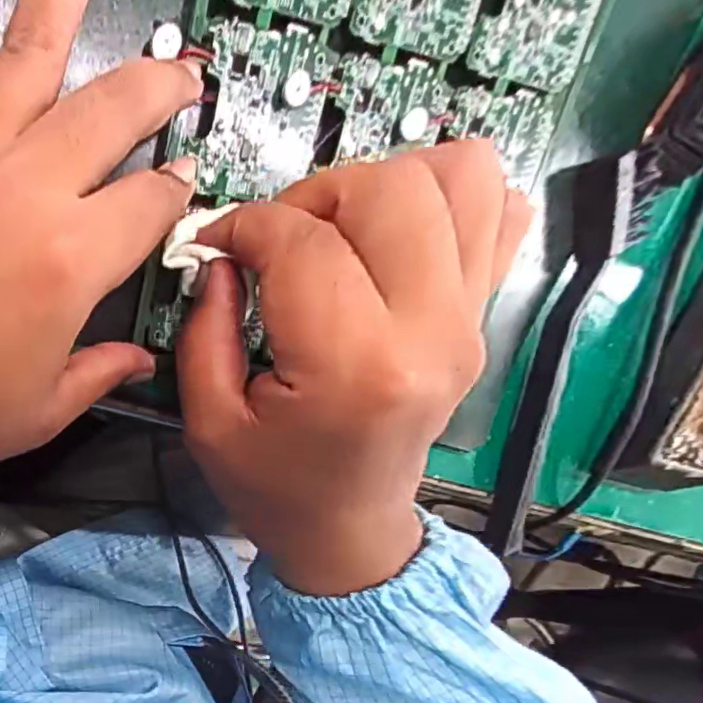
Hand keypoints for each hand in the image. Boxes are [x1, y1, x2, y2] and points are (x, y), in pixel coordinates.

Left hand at [0, 0, 203, 509]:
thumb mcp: (41, 412)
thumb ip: (98, 371)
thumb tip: (134, 358)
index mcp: (69, 262)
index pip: (154, 201)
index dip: (178, 204)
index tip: (179, 209)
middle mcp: (23, 197)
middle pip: (115, 106)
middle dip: (163, 88)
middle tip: (183, 82)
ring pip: (29, 60)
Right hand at [178, 142, 532, 595]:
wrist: (345, 527)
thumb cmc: (269, 486)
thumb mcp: (208, 422)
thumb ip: (204, 334)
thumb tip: (218, 261)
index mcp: (351, 368)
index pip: (305, 246)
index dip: (246, 226)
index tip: (212, 242)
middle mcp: (428, 331)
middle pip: (390, 191)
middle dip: (312, 194)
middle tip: (271, 238)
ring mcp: (469, 318)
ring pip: (461, 175)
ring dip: (381, 183)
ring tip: (329, 229)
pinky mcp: (482, 315)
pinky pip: (498, 209)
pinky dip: (443, 198)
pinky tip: (386, 237)